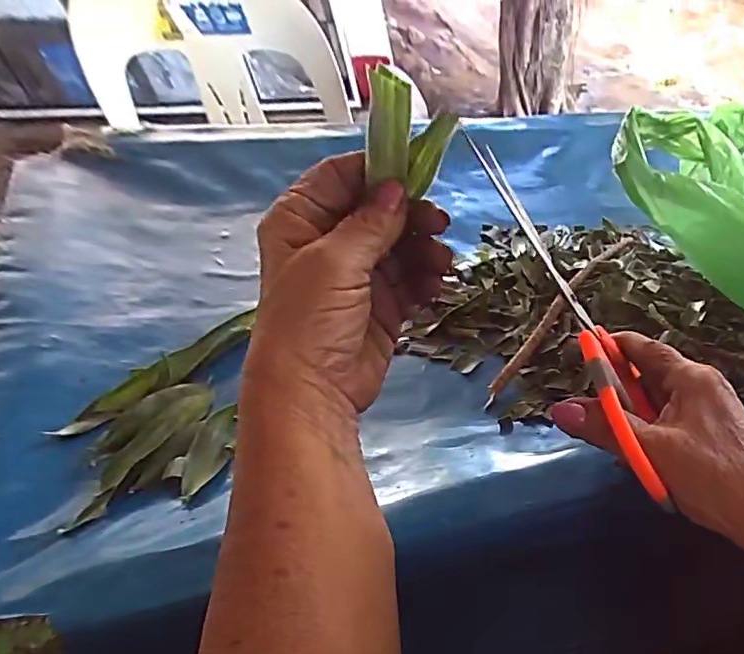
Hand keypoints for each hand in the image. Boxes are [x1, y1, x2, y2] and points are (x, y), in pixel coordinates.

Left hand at [249, 152, 452, 417]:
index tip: (415, 176)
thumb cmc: (309, 320)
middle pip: (378, 213)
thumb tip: (396, 188)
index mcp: (301, 220)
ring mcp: (357, 278)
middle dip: (411, 218)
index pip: (341, 178)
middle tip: (439, 225)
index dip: (377, 173)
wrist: (313, 389)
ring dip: (424, 252)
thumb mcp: (334, 261)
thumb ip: (369, 222)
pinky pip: (410, 282)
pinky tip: (436, 287)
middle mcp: (329, 244)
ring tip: (442, 266)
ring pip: (400, 248)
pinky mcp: (381, 308)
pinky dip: (425, 281)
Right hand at [551, 333, 743, 544]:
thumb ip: (606, 428)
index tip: (583, 348)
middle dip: (618, 391)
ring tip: (613, 438)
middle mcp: (703, 386)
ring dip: (633, 417)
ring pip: (660, 404)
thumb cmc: (710, 476)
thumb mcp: (650, 450)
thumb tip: (562, 409)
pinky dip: (651, 433)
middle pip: (650, 377)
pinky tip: (641, 456)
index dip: (612, 346)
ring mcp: (711, 411)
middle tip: (589, 407)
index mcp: (691, 378)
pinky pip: (672, 423)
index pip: (644, 349)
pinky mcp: (713, 435)